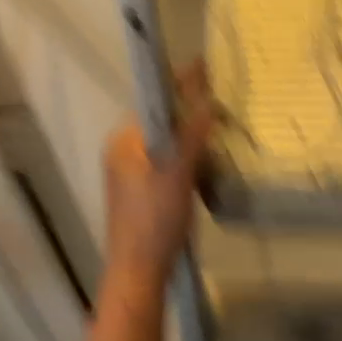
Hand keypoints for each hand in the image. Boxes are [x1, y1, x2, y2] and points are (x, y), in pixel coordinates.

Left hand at [101, 61, 214, 290]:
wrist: (137, 274)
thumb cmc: (155, 221)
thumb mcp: (177, 175)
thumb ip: (192, 137)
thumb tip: (207, 102)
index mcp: (125, 141)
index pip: (155, 103)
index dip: (180, 85)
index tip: (203, 66)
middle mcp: (123, 152)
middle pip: (159, 121)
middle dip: (186, 110)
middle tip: (218, 99)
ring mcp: (130, 174)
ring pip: (164, 143)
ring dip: (188, 136)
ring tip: (217, 126)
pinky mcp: (141, 194)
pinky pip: (165, 163)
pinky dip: (185, 158)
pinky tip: (206, 162)